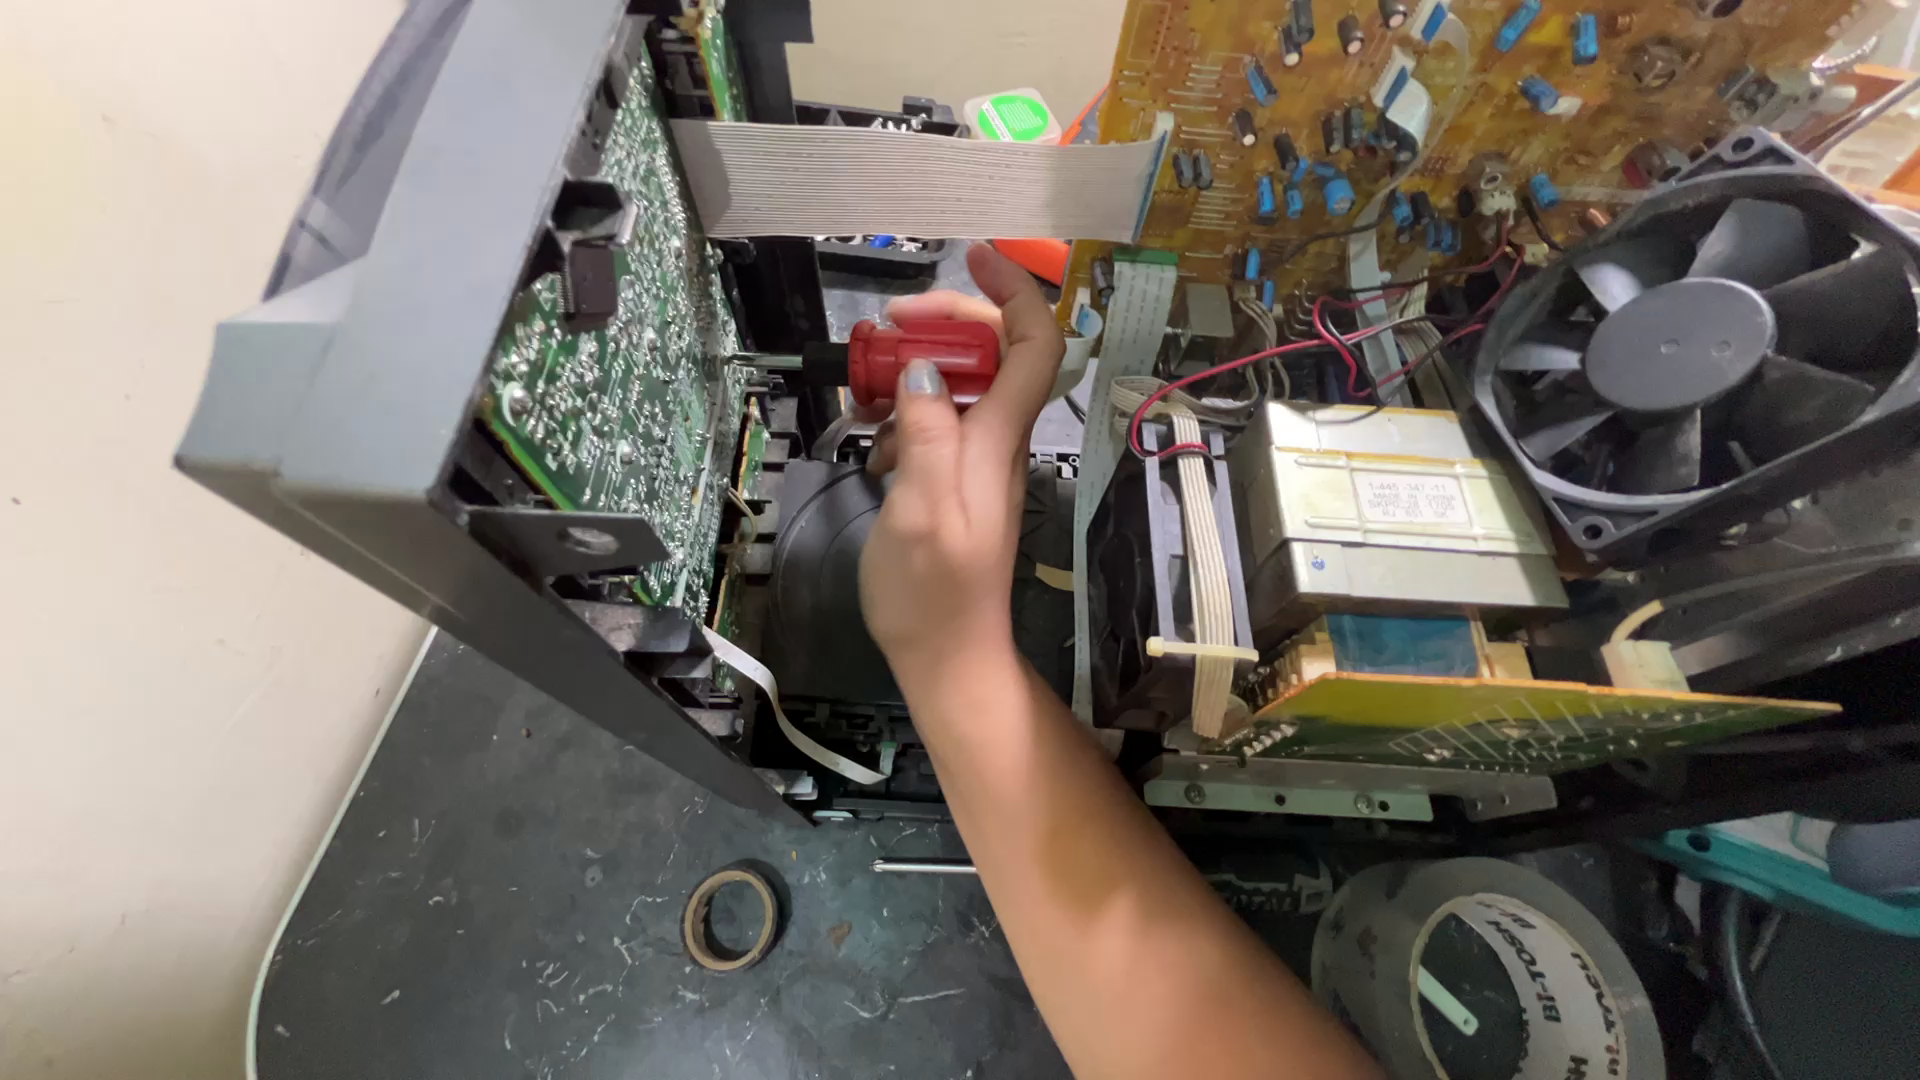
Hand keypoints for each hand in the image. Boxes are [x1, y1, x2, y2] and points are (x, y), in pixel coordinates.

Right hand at [858, 243, 1063, 682]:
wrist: (946, 653)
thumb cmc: (931, 593)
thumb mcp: (919, 511)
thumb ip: (927, 434)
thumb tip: (928, 368)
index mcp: (997, 440)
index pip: (1033, 347)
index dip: (1015, 293)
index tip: (974, 258)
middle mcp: (997, 441)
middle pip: (994, 355)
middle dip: (946, 324)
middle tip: (886, 329)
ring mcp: (977, 461)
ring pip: (962, 386)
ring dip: (917, 372)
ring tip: (867, 389)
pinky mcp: (955, 481)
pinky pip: (939, 424)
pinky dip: (906, 414)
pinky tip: (876, 436)